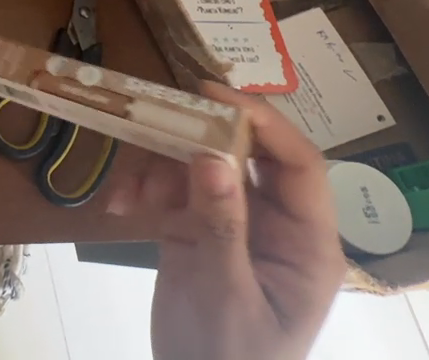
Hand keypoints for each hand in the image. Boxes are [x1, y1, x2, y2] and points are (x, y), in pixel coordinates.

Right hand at [106, 83, 345, 359]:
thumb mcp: (227, 294)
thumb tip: (212, 155)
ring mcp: (232, 222)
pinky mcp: (194, 226)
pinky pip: (169, 185)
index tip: (211, 94)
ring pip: (199, 163)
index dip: (262, 121)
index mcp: (306, 242)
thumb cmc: (231, 357)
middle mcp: (274, 223)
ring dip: (159, 167)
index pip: (298, 164)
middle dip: (197, 134)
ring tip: (133, 194)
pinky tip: (122, 206)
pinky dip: (142, 186)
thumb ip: (222, 225)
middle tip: (155, 116)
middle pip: (244, 153)